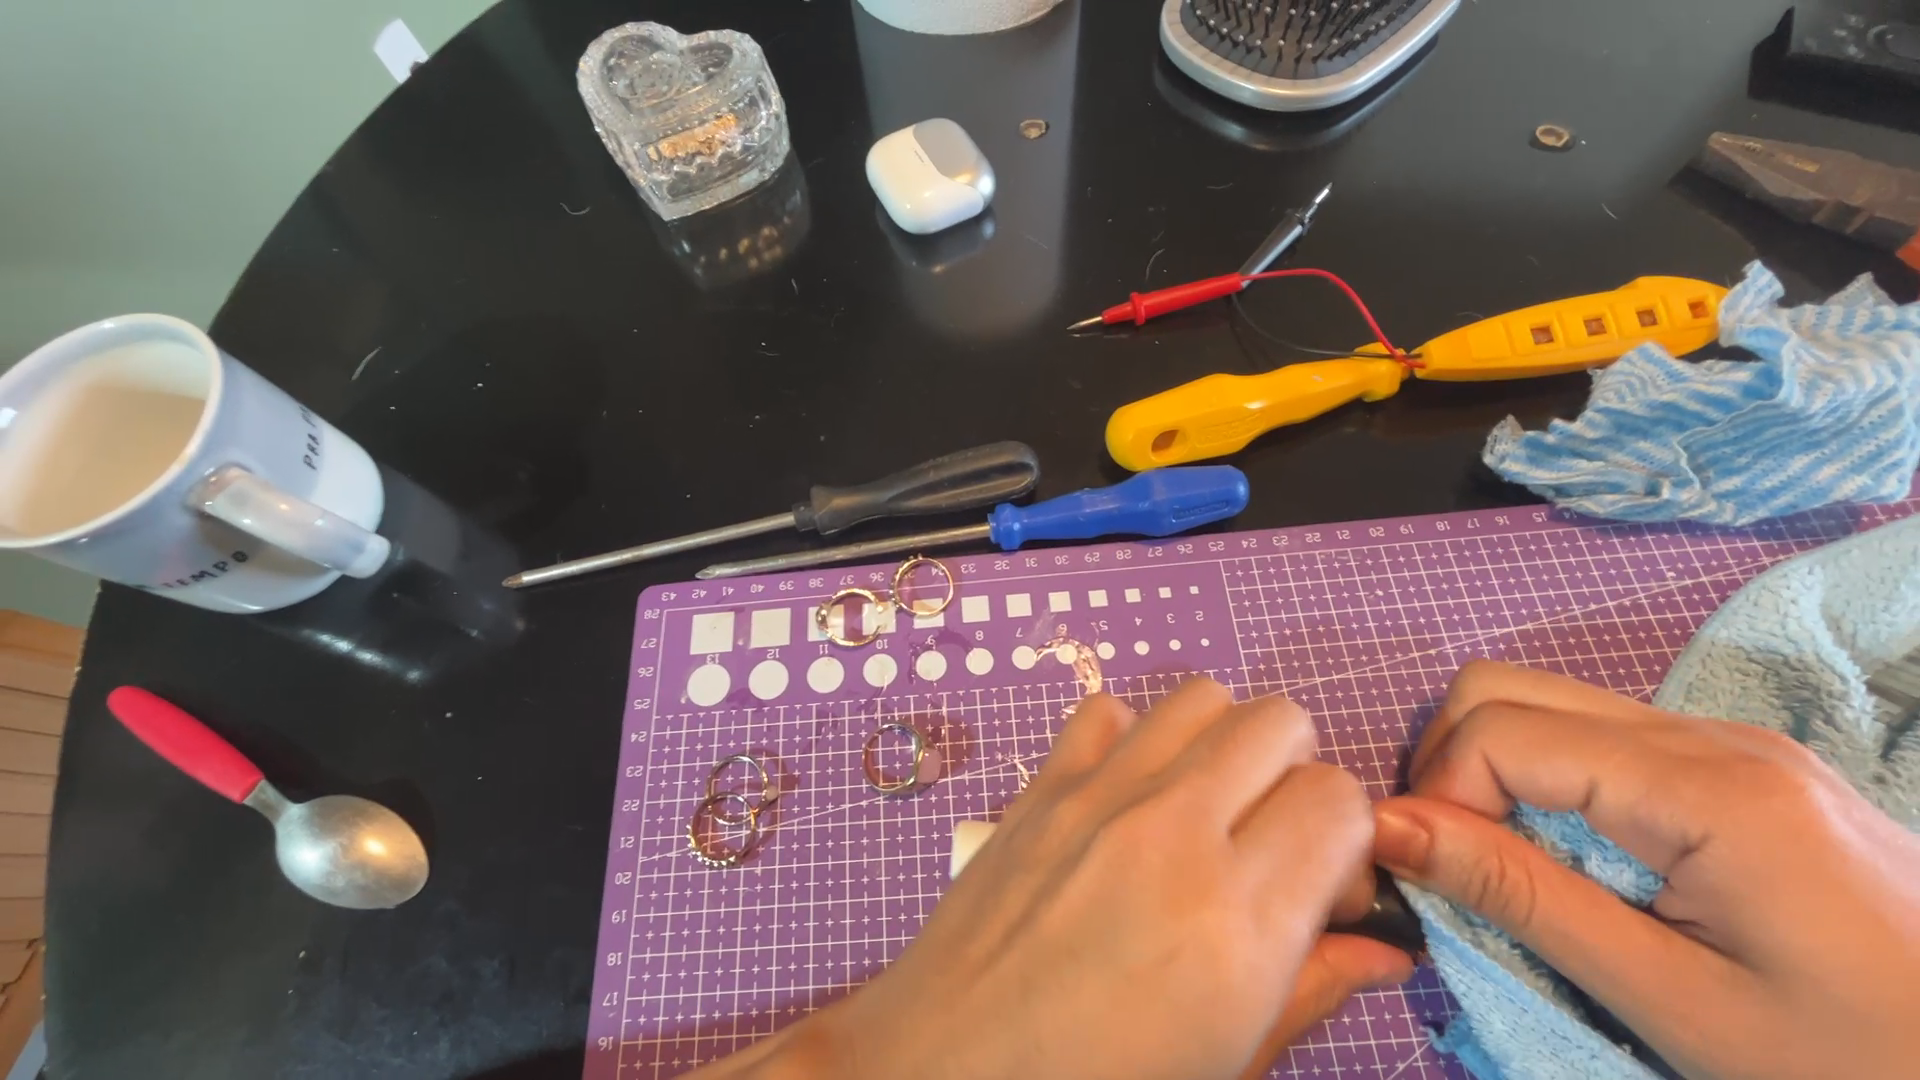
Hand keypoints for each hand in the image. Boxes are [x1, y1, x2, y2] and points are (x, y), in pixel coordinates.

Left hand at [692, 679, 1413, 1079]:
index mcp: (1239, 917)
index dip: (1347, 836)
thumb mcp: (1230, 1058)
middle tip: (1265, 833)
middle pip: (1278, 721)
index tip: (1321, 880)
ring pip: (1200, 696)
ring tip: (1202, 803)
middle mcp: (1175, 830)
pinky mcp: (1043, 781)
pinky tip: (1124, 791)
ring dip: (1220, 739)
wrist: (954, 1061)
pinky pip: (1105, 708)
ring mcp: (1099, 792)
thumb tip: (1385, 943)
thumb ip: (1315, 987)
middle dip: (1294, 770)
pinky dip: (1131, 734)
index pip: (1339, 800)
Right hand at [1374, 661, 1919, 1078]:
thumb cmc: (1863, 1064)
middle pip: (1504, 688)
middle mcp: (1708, 732)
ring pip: (1540, 701)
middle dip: (1447, 764)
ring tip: (1505, 859)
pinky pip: (1591, 734)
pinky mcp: (1734, 766)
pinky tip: (1567, 852)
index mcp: (1706, 783)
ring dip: (1488, 770)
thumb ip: (1519, 896)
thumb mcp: (1676, 1002)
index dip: (1438, 793)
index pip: (1500, 729)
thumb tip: (1385, 826)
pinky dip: (1539, 777)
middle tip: (1457, 857)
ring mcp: (1726, 741)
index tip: (1436, 874)